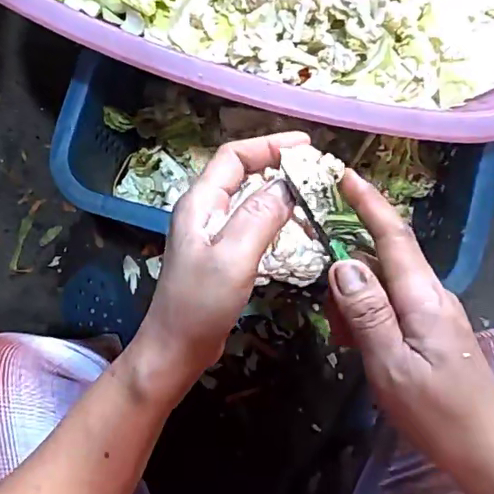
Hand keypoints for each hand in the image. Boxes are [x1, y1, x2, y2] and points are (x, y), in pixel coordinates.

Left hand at [130, 132, 308, 395]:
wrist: (176, 348)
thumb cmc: (199, 303)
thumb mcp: (233, 257)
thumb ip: (259, 216)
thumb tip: (288, 184)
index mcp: (200, 203)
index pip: (234, 156)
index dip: (269, 145)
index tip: (307, 147)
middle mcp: (204, 211)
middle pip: (242, 173)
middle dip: (278, 165)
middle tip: (317, 172)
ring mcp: (211, 233)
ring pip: (249, 199)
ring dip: (279, 193)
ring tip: (314, 196)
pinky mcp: (220, 254)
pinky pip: (251, 224)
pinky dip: (275, 219)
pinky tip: (297, 230)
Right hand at [324, 171, 493, 476]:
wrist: (492, 455)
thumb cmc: (439, 414)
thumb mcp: (391, 365)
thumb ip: (367, 312)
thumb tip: (343, 262)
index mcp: (423, 297)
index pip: (393, 236)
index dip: (369, 203)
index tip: (345, 174)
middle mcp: (433, 295)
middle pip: (383, 260)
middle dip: (348, 269)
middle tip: (329, 314)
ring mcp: (436, 314)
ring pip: (384, 286)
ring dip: (355, 300)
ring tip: (343, 340)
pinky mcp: (435, 332)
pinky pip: (393, 307)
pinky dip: (368, 315)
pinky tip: (358, 345)